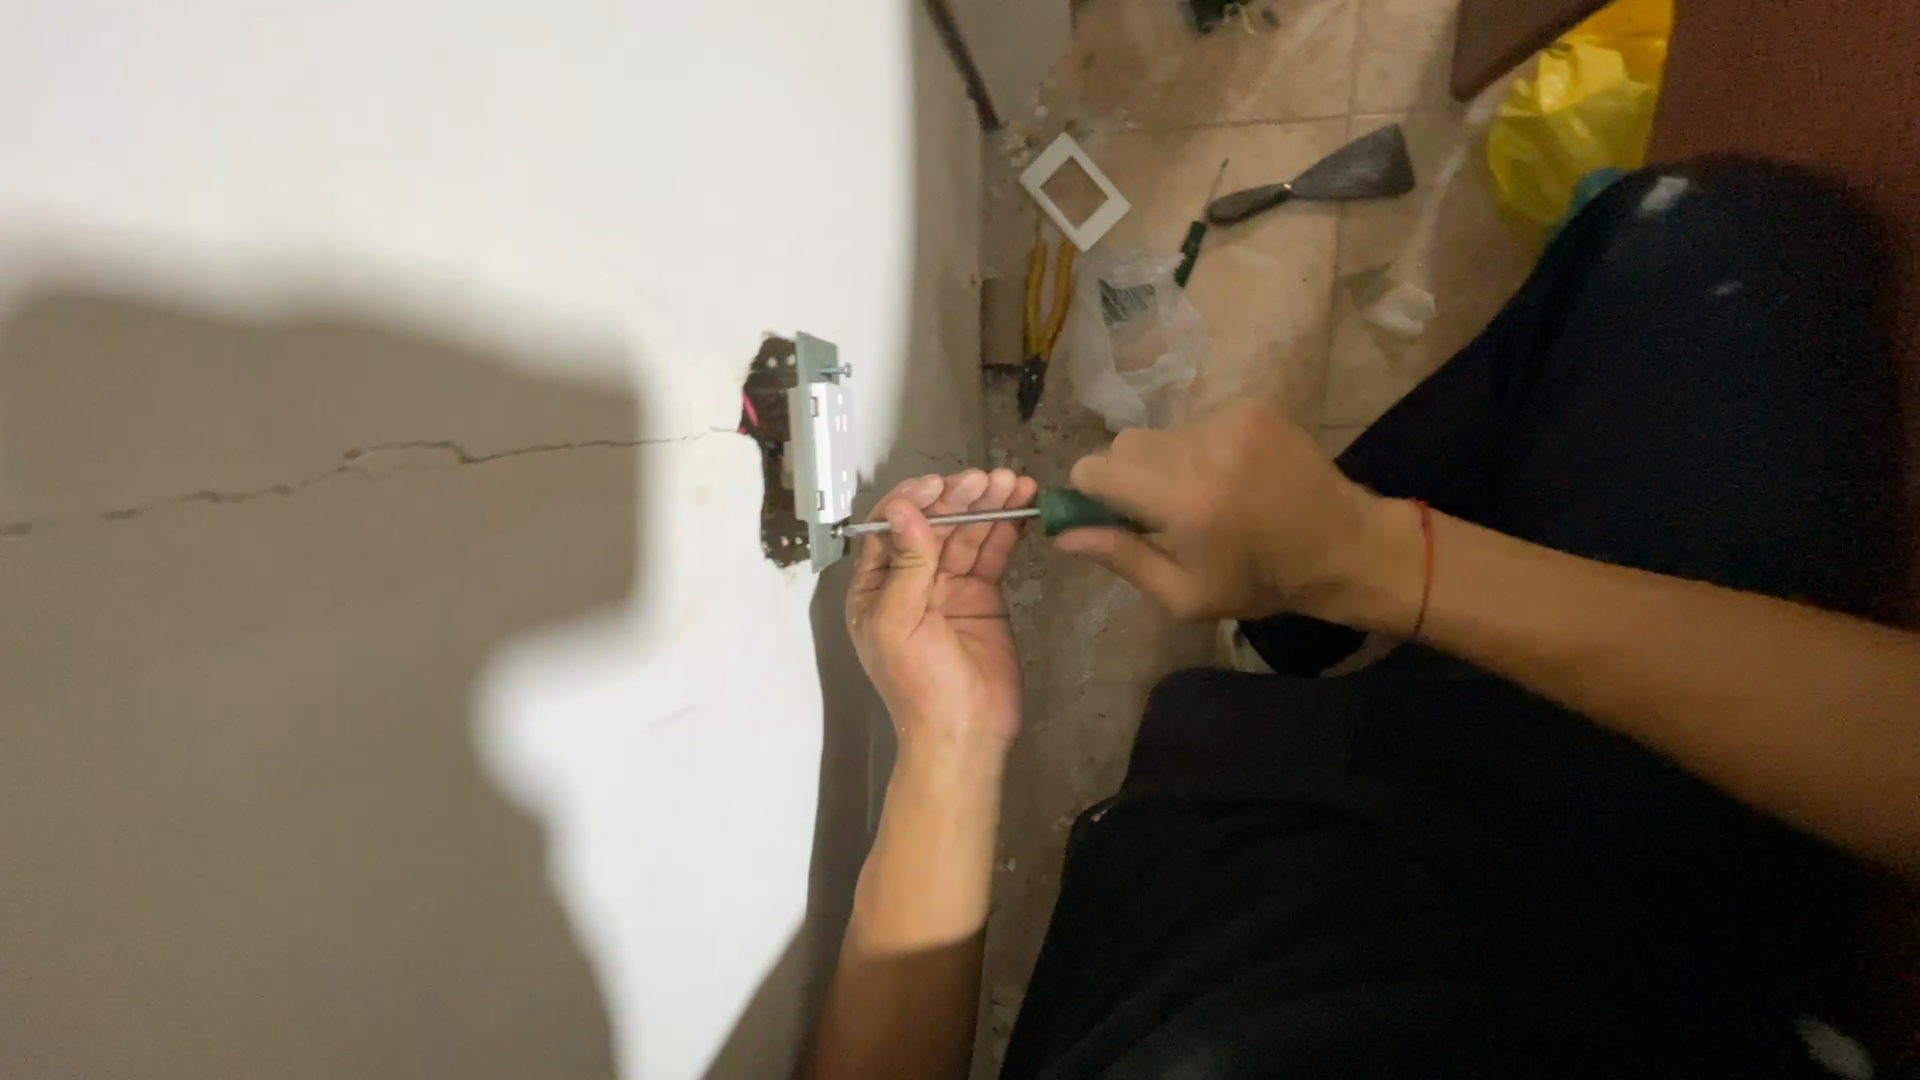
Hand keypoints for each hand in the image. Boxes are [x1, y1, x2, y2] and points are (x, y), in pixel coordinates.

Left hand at [847, 469, 1038, 758]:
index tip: (941, 485)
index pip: (890, 527)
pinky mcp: (983, 594)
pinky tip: (1023, 506)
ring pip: (966, 532)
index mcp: (875, 586)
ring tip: (1014, 483)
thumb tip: (905, 509)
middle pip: (932, 523)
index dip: (913, 501)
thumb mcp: (899, 624)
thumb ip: (905, 566)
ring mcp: (948, 584)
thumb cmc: (919, 684)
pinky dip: (1006, 528)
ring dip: (988, 506)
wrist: (966, 733)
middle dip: (958, 498)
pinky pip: (991, 552)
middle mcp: (910, 578)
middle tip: (988, 479)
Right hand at [1054, 402, 1422, 628]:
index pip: (1096, 468)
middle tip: (1161, 509)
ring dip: (1165, 462)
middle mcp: (1202, 450)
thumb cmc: (1258, 581)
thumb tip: (1063, 534)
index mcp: (1184, 502)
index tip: (1112, 512)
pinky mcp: (1250, 407)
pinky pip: (1194, 422)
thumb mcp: (1183, 594)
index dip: (1092, 491)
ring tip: (1205, 492)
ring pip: (1159, 434)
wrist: (1344, 545)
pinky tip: (1229, 475)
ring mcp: (1229, 421)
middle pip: (1123, 445)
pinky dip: (1198, 448)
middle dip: (1128, 477)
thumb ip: (1120, 557)